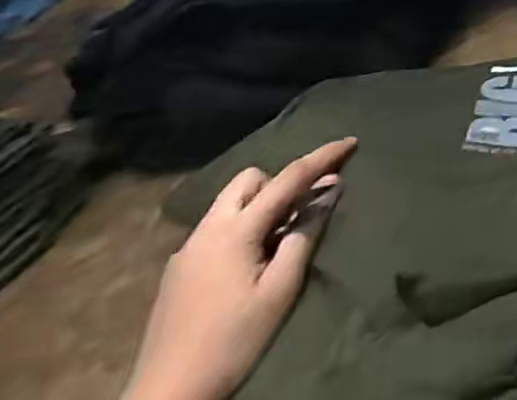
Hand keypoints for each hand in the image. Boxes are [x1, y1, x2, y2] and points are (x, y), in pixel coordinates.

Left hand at [121, 138, 355, 399]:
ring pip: (230, 200)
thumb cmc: (231, 341)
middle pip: (251, 179)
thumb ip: (304, 235)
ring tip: (277, 239)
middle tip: (302, 211)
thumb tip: (329, 192)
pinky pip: (217, 226)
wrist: (166, 395)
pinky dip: (241, 226)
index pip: (288, 177)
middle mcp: (209, 226)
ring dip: (260, 204)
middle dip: (281, 182)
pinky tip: (247, 263)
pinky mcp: (178, 267)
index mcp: (236, 228)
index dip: (322, 157)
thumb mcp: (279, 291)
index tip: (350, 142)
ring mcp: (189, 246)